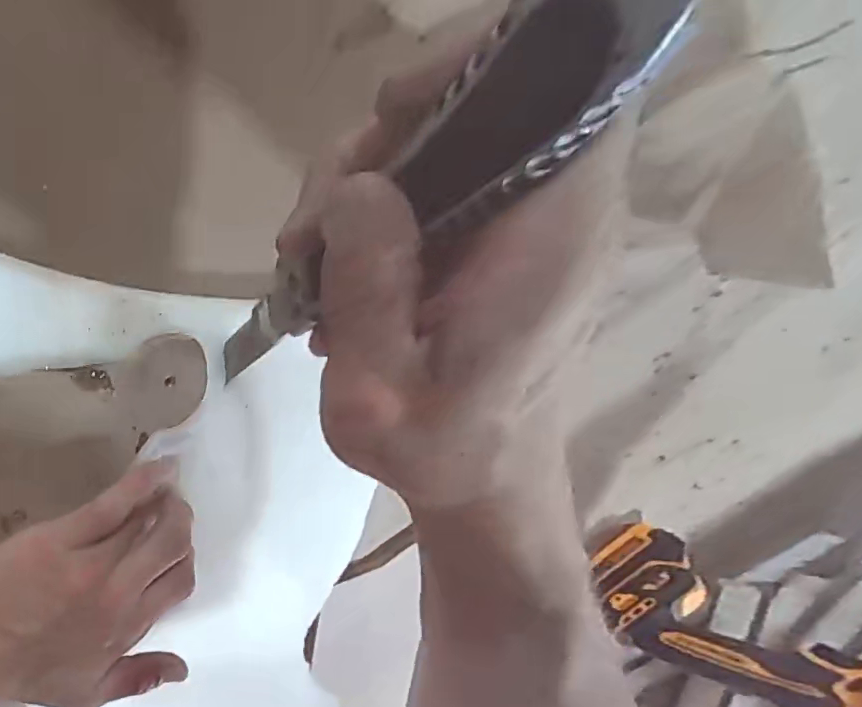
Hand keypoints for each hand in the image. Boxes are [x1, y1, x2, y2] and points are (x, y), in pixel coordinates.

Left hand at [0, 459, 194, 706]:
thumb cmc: (26, 674)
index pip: (177, 584)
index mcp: (128, 627)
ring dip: (165, 503)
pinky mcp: (62, 538)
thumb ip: (137, 679)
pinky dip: (140, 484)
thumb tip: (182, 669)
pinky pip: (112, 506)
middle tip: (173, 511)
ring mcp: (93, 564)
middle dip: (180, 526)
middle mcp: (120, 594)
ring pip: (148, 524)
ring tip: (165, 490)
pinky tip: (157, 470)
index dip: (182, 561)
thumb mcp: (88, 695)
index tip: (172, 550)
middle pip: (171, 549)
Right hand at [279, 45, 633, 511]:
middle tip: (304, 236)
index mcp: (548, 236)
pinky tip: (336, 285)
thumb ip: (369, 290)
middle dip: (374, 153)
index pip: (558, 84)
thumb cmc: (435, 452)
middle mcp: (551, 211)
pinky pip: (430, 198)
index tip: (383, 120)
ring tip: (306, 272)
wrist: (480, 483)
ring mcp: (520, 227)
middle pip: (475, 112)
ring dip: (357, 197)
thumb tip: (353, 190)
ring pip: (439, 154)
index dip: (473, 67)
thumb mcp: (377, 392)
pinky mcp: (491, 248)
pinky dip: (370, 225)